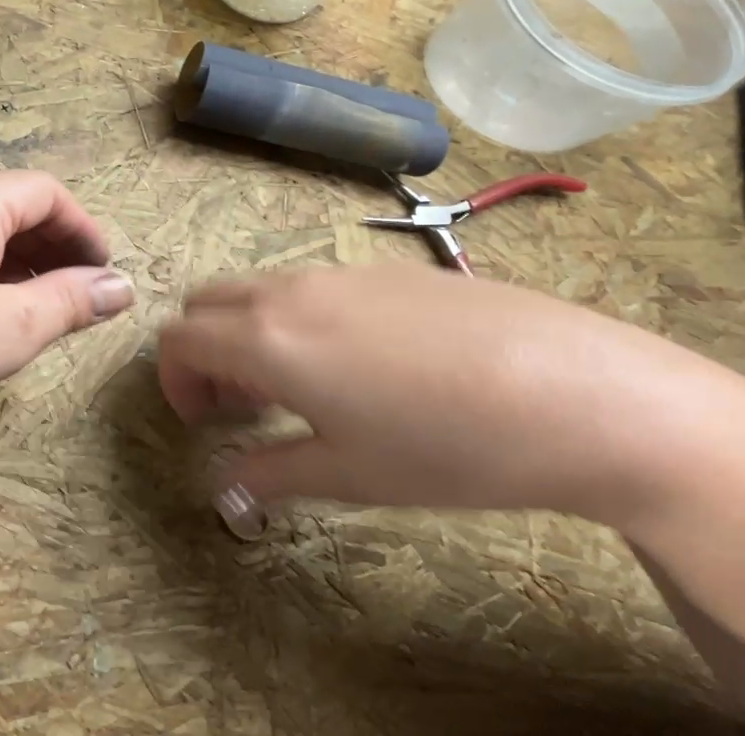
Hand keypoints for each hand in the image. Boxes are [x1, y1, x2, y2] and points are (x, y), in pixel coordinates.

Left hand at [0, 170, 132, 453]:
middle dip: (45, 243)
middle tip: (67, 297)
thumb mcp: (5, 332)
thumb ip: (69, 301)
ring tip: (19, 307)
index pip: (45, 191)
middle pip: (2, 199)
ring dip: (2, 253)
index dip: (84, 231)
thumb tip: (120, 285)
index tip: (101, 278)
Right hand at [159, 263, 744, 531]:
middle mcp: (289, 293)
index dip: (174, 381)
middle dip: (203, 350)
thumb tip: (223, 495)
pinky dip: (302, 318)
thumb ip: (267, 476)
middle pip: (205, 302)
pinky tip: (370, 365)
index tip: (204, 421)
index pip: (176, 339)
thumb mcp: (350, 475)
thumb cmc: (450, 447)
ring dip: (250, 331)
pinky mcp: (391, 271)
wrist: (591, 399)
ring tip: (306, 386)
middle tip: (243, 403)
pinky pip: (316, 286)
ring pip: (259, 290)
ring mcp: (342, 274)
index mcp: (264, 339)